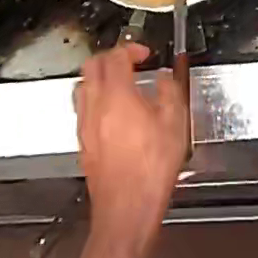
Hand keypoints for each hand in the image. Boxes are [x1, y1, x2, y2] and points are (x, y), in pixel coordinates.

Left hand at [73, 43, 189, 249]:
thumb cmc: (150, 171)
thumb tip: (164, 78)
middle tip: (130, 60)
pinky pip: (83, 109)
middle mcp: (95, 107)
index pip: (115, 57)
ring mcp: (85, 126)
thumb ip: (169, 92)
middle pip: (91, 66)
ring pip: (83, 87)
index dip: (131, 48)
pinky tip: (114, 112)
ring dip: (100, 77)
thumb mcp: (175, 124)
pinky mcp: (83, 143)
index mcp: (117, 97)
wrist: (127, 209)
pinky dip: (96, 100)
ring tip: (121, 82)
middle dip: (111, 57)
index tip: (144, 53)